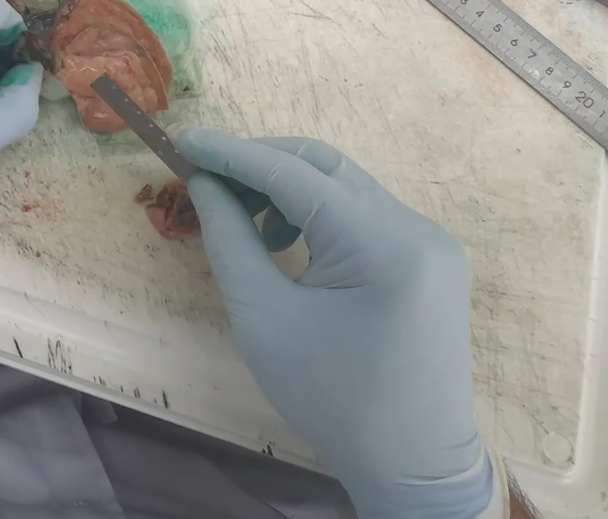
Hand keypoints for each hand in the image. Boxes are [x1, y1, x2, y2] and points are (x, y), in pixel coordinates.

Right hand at [176, 129, 492, 518]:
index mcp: (381, 245)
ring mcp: (427, 241)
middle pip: (320, 164)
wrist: (413, 467)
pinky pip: (357, 208)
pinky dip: (310, 207)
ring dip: (282, 183)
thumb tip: (203, 181)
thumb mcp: (261, 314)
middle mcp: (414, 228)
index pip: (291, 173)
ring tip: (242, 217)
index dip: (229, 152)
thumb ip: (228, 236)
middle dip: (255, 161)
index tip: (180, 139)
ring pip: (338, 182)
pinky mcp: (425, 256)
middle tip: (204, 176)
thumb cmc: (329, 396)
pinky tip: (282, 238)